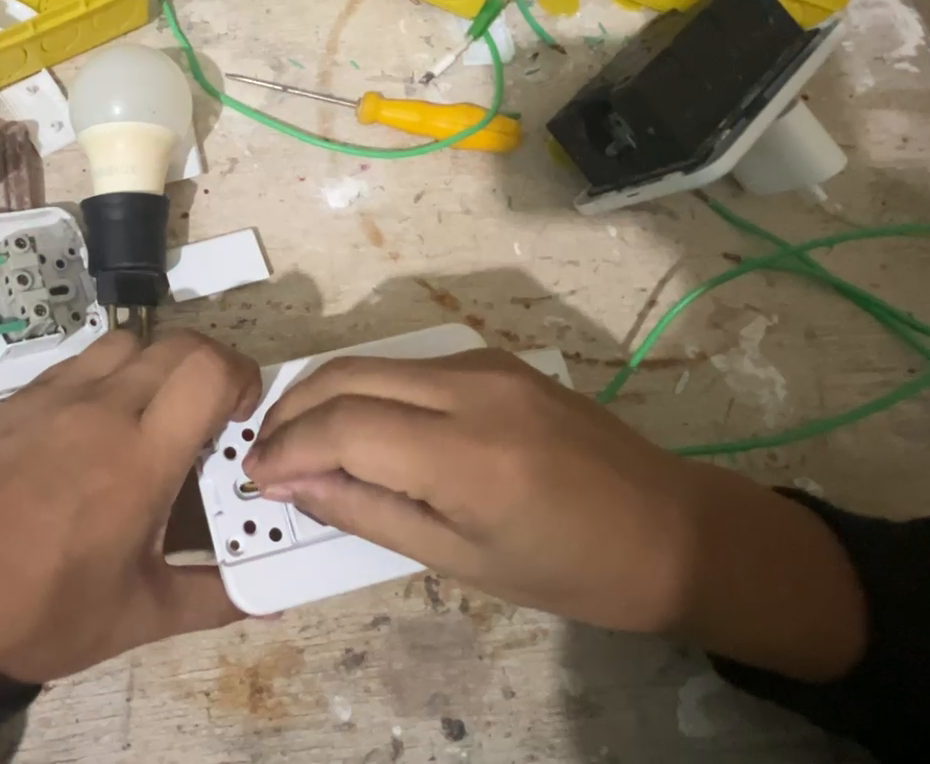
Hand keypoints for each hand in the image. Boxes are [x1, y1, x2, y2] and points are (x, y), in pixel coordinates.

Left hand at [0, 330, 261, 688]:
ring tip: (153, 415)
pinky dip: (110, 373)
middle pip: (178, 345)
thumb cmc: (42, 612)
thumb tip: (273, 596)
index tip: (240, 418)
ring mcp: (56, 396)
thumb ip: (216, 597)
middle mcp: (102, 410)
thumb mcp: (139, 616)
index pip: (208, 372)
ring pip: (129, 342)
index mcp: (140, 459)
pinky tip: (97, 423)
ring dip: (157, 365)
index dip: (242, 380)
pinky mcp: (22, 397)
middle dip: (210, 370)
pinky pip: (83, 360)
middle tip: (208, 418)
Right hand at [242, 348, 866, 681]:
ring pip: (369, 363)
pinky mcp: (491, 358)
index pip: (343, 428)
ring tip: (299, 441)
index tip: (254, 474)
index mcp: (468, 455)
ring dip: (322, 396)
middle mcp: (470, 389)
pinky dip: (364, 390)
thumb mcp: (459, 562)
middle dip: (289, 411)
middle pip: (344, 375)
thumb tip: (292, 483)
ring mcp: (483, 364)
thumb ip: (366, 512)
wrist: (674, 531)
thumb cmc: (569, 570)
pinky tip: (357, 426)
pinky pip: (404, 366)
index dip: (286, 448)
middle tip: (263, 452)